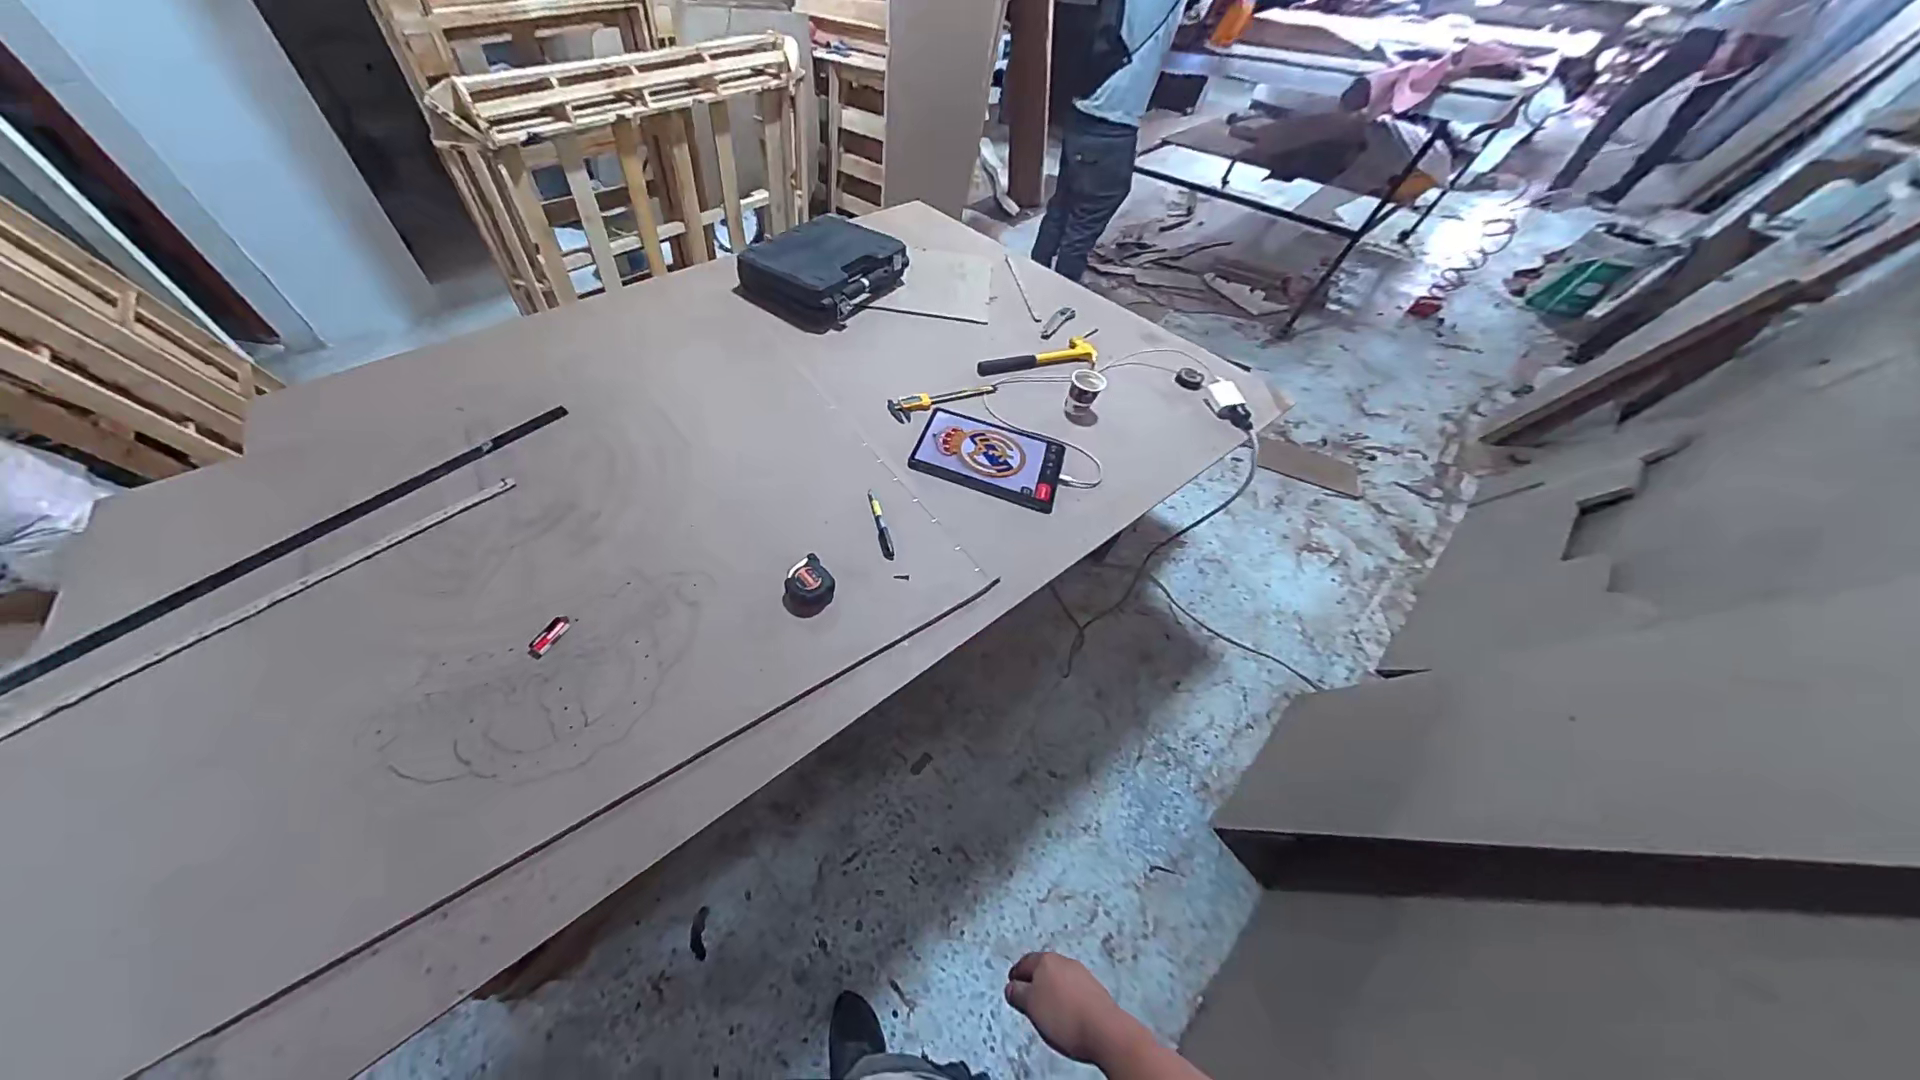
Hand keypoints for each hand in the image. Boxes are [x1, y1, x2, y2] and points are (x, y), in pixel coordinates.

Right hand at [1003, 952, 1140, 1064]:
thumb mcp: (1031, 1007)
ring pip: (1058, 977)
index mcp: (1045, 960)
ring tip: (1046, 1007)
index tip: (1011, 987)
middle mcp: (1063, 960)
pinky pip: (1072, 987)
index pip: (1024, 963)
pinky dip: (1064, 995)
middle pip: (1042, 968)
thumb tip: (1010, 987)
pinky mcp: (1094, 987)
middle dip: (1033, 980)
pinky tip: (1066, 1010)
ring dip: (1050, 988)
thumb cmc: (1063, 1017)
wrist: (1104, 1029)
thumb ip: (1017, 994)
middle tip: (1027, 997)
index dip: (1015, 975)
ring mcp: (1080, 972)